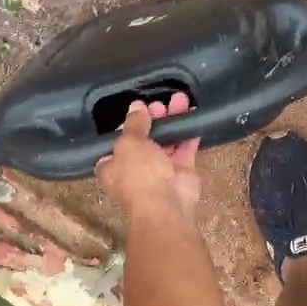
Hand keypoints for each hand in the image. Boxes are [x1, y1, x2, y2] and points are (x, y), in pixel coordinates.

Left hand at [96, 94, 201, 218]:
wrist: (166, 205)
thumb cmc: (138, 174)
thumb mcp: (128, 144)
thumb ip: (134, 124)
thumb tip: (136, 106)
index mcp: (113, 165)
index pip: (119, 140)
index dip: (129, 123)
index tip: (140, 108)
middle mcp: (135, 168)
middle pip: (146, 138)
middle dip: (154, 119)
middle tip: (162, 104)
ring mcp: (160, 170)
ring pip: (167, 140)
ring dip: (173, 121)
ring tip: (181, 100)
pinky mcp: (182, 171)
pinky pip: (185, 148)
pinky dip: (189, 132)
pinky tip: (192, 114)